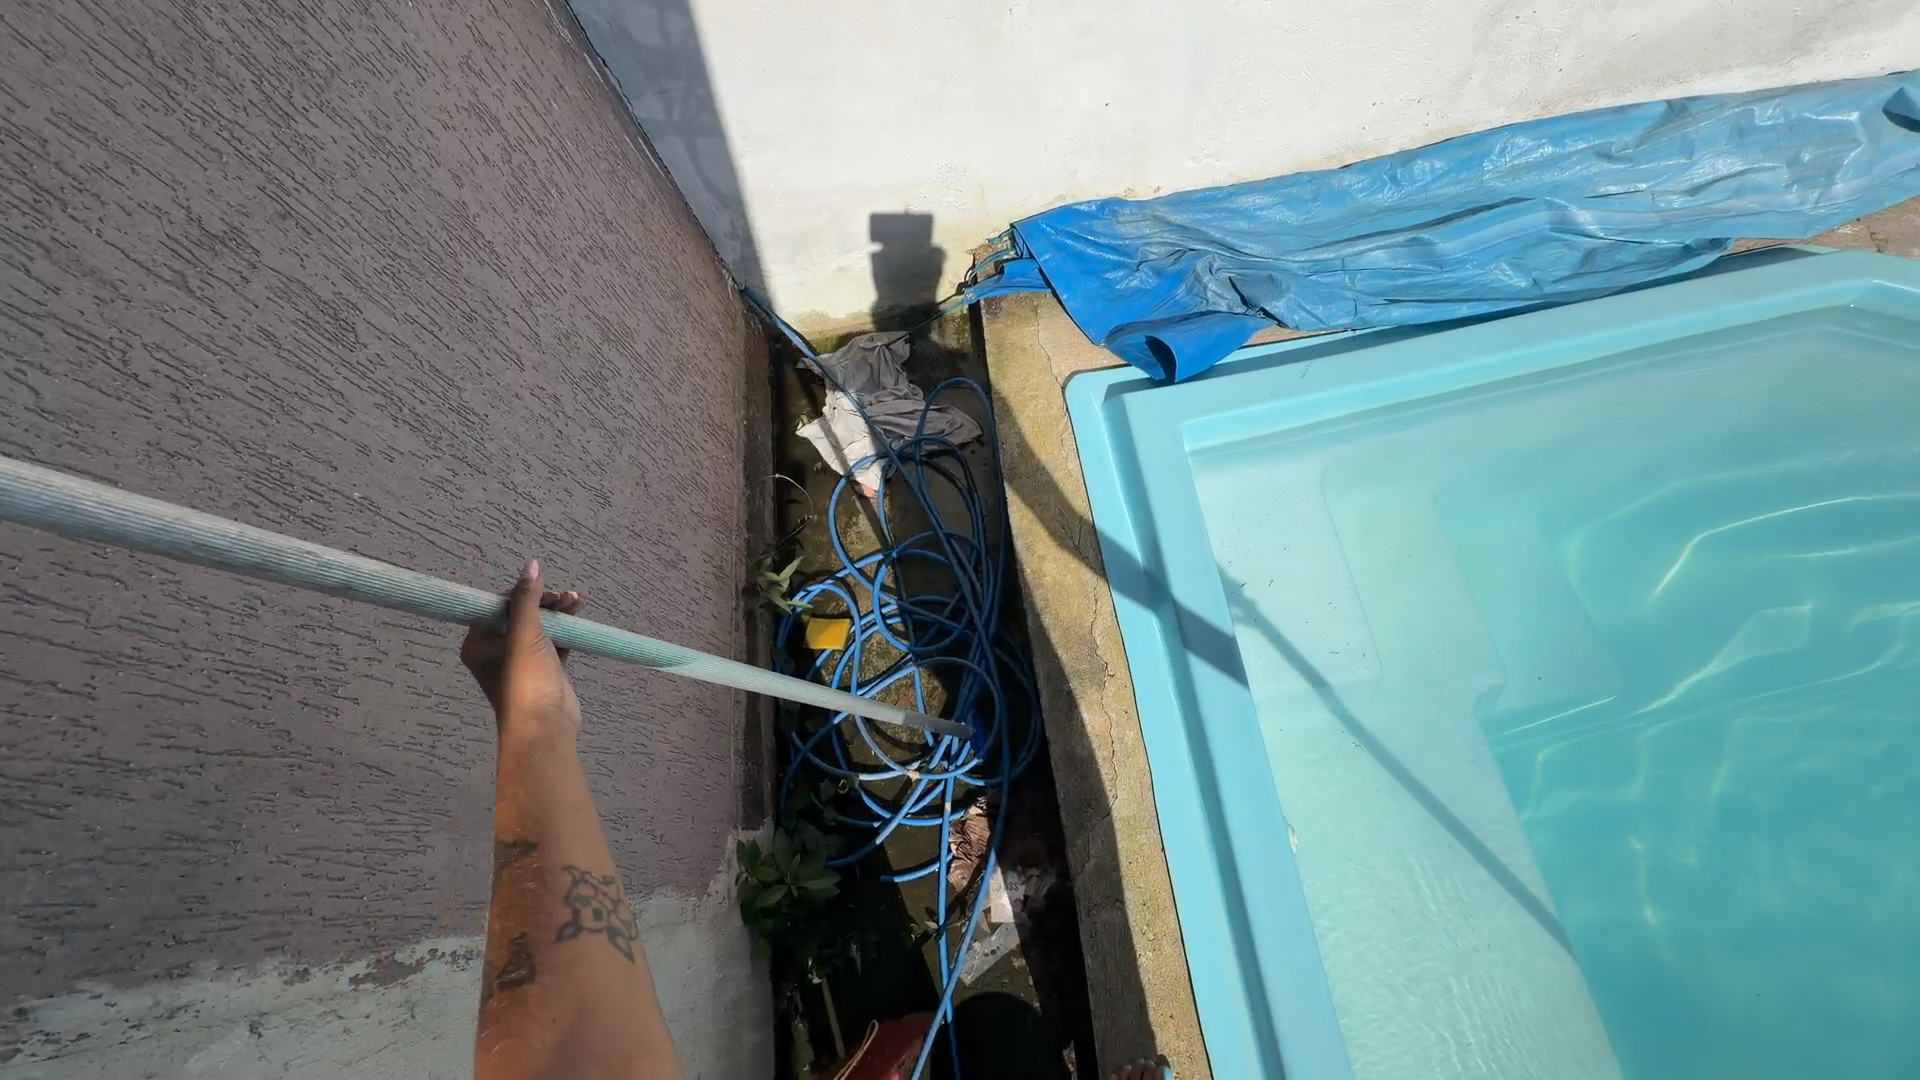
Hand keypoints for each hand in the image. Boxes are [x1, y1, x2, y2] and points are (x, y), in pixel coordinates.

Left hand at [461, 559, 585, 738]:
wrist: (546, 725)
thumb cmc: (526, 681)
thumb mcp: (524, 635)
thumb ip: (526, 599)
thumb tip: (531, 564)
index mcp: (479, 644)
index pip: (497, 606)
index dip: (520, 593)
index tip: (543, 588)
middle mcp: (498, 650)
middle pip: (521, 613)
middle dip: (544, 600)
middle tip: (565, 596)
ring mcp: (524, 660)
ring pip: (541, 625)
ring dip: (559, 610)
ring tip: (578, 600)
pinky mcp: (547, 667)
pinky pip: (556, 638)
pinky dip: (568, 626)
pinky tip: (580, 613)